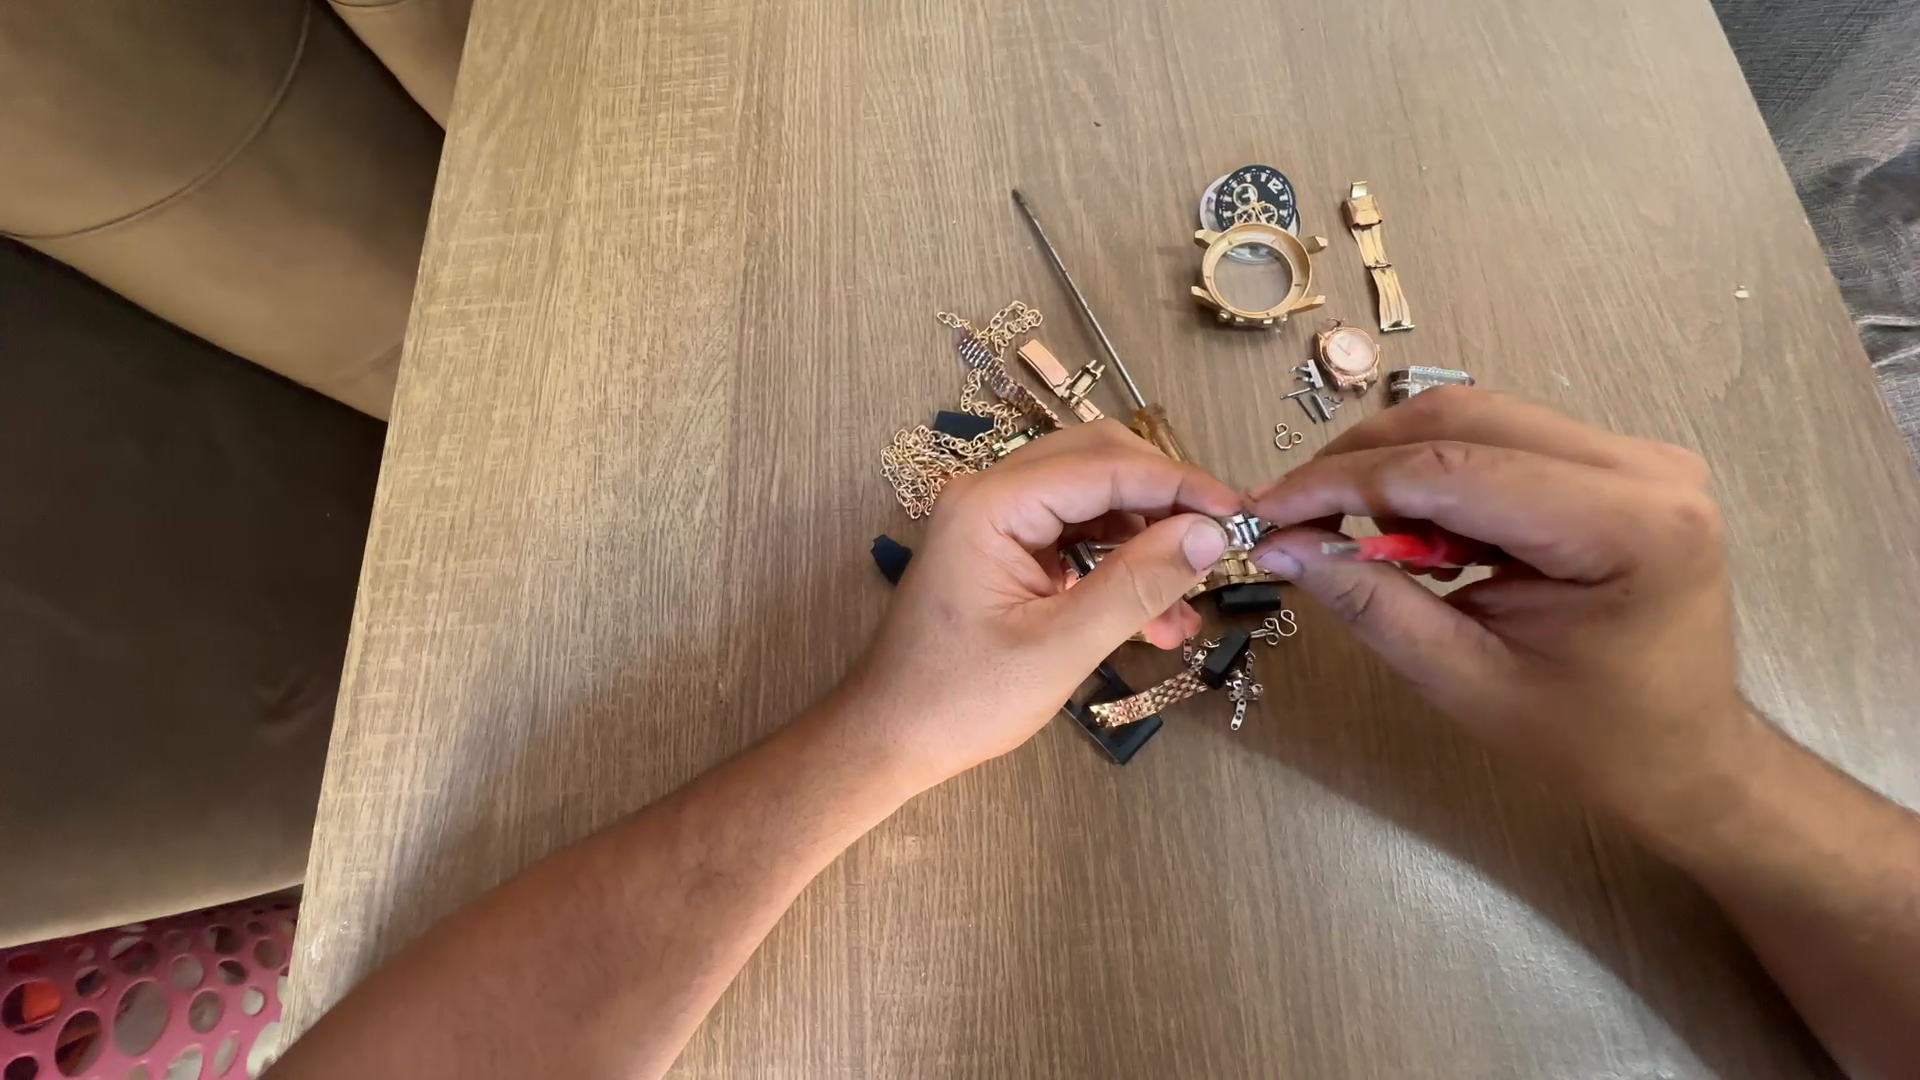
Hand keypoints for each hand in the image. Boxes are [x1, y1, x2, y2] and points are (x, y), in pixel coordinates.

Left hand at [835, 420, 1239, 790]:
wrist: (891, 736)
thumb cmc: (962, 700)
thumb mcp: (1059, 647)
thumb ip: (1137, 585)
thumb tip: (1211, 534)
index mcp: (991, 503)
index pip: (1104, 467)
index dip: (1179, 484)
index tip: (1241, 515)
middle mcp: (990, 494)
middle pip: (1098, 465)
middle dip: (1163, 501)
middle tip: (1217, 545)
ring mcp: (995, 520)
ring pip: (1091, 501)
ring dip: (1145, 540)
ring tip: (1188, 600)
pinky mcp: (1005, 550)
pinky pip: (1074, 537)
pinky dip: (1116, 566)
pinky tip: (1156, 615)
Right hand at [1246, 388, 1760, 829]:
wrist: (1679, 750)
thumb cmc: (1577, 733)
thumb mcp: (1454, 675)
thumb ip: (1364, 600)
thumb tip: (1276, 544)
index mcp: (1625, 527)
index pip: (1447, 469)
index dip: (1337, 482)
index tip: (1262, 508)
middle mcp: (1641, 466)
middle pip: (1456, 418)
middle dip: (1356, 462)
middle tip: (1295, 515)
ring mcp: (1630, 455)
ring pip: (1466, 417)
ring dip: (1389, 467)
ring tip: (1369, 540)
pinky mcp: (1607, 461)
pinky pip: (1487, 436)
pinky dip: (1425, 474)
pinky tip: (1421, 537)